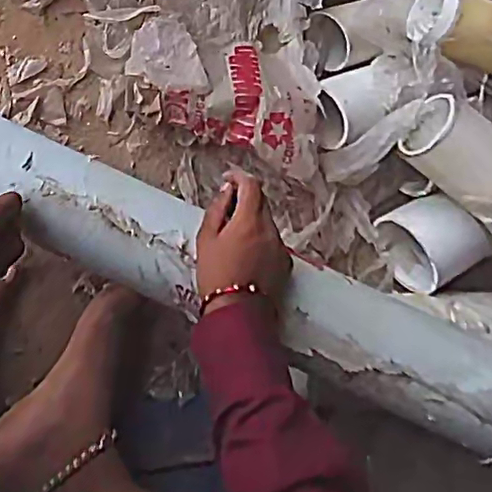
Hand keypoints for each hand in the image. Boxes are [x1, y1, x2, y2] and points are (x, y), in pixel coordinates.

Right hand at [195, 169, 290, 315]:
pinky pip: (272, 240)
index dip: (239, 177)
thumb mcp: (206, 238)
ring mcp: (280, 247)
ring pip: (267, 221)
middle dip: (245, 198)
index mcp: (250, 220)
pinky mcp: (285, 263)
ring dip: (252, 219)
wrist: (237, 314)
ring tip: (233, 235)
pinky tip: (246, 252)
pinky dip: (260, 237)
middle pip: (261, 202)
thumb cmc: (216, 274)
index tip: (227, 180)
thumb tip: (227, 191)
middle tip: (226, 208)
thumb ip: (217, 209)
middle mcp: (270, 230)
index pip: (252, 185)